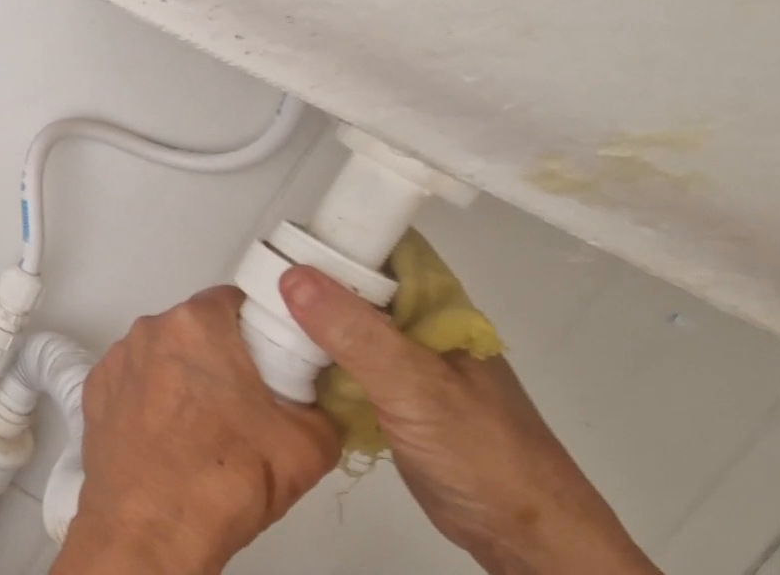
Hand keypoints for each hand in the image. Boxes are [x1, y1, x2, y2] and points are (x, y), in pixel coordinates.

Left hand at [54, 286, 338, 574]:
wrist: (152, 524)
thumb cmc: (230, 476)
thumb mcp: (309, 442)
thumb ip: (321, 404)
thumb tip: (315, 398)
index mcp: (197, 324)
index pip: (235, 300)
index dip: (258, 326)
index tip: (272, 357)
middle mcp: (149, 329)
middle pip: (196, 328)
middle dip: (222, 355)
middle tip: (247, 399)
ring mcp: (117, 358)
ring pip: (163, 354)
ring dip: (184, 376)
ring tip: (207, 427)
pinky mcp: (94, 388)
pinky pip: (134, 381)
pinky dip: (151, 399)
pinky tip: (170, 437)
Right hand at [280, 266, 660, 574]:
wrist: (528, 543)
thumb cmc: (483, 456)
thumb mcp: (415, 388)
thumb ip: (355, 332)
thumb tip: (291, 275)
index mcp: (437, 308)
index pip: (381, 248)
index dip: (331, 237)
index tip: (276, 243)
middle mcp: (418, 327)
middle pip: (353, 286)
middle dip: (304, 283)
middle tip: (251, 287)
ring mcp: (404, 365)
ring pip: (342, 326)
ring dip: (303, 324)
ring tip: (252, 322)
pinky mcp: (390, 399)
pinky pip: (340, 364)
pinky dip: (310, 362)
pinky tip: (278, 366)